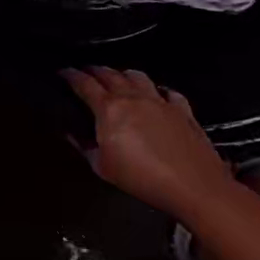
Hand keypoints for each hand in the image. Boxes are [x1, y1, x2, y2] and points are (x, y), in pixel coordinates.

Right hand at [64, 67, 236, 220]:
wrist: (196, 189)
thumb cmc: (142, 178)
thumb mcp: (102, 166)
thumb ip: (83, 146)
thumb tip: (71, 134)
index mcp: (108, 108)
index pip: (83, 83)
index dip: (70, 75)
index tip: (63, 73)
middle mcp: (133, 98)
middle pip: (109, 74)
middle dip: (94, 70)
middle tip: (86, 72)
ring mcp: (161, 103)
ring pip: (138, 76)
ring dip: (124, 74)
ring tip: (118, 78)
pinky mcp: (184, 112)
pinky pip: (169, 92)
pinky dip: (159, 90)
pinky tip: (157, 95)